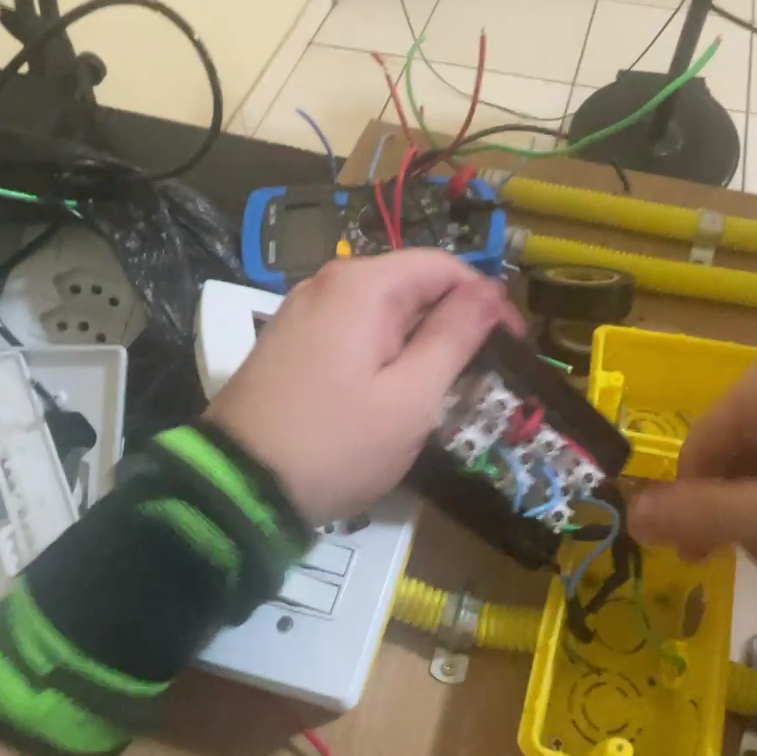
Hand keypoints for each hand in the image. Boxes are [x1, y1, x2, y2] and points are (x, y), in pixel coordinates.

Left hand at [205, 251, 520, 524]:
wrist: (240, 488)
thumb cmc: (336, 445)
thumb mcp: (410, 397)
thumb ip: (454, 337)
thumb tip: (491, 290)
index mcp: (364, 286)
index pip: (446, 267)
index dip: (488, 301)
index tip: (516, 345)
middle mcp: (330, 283)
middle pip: (412, 286)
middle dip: (455, 324)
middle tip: (484, 376)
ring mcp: (303, 312)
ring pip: (383, 312)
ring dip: (421, 342)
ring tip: (446, 390)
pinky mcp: (290, 342)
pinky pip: (353, 332)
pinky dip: (385, 353)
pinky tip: (395, 392)